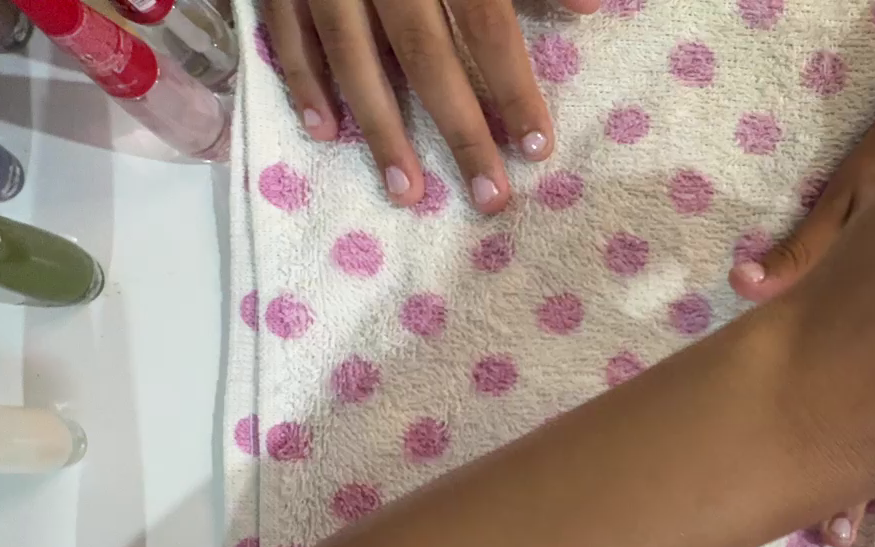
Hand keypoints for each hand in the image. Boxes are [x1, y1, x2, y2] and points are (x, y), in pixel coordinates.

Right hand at [265, 0, 598, 211]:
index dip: (513, 87)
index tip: (537, 150)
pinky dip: (300, 79)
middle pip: (426, 56)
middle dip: (460, 133)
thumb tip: (592, 6)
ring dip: (380, 130)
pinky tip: (323, 133)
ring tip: (408, 193)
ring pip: (352, 54)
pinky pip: (282, 26)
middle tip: (489, 199)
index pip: (487, 24)